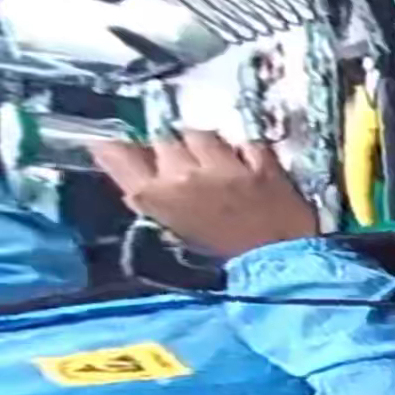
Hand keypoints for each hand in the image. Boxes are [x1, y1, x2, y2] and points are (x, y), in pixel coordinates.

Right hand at [91, 131, 316, 257]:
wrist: (279, 258)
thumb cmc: (224, 247)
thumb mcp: (172, 223)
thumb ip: (151, 193)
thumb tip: (143, 166)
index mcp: (151, 193)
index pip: (114, 152)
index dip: (126, 149)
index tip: (142, 153)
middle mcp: (182, 175)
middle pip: (164, 140)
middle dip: (176, 149)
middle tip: (192, 162)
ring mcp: (225, 170)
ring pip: (202, 136)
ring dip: (209, 143)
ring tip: (220, 157)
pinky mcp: (265, 170)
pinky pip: (250, 145)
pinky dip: (249, 150)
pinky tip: (252, 161)